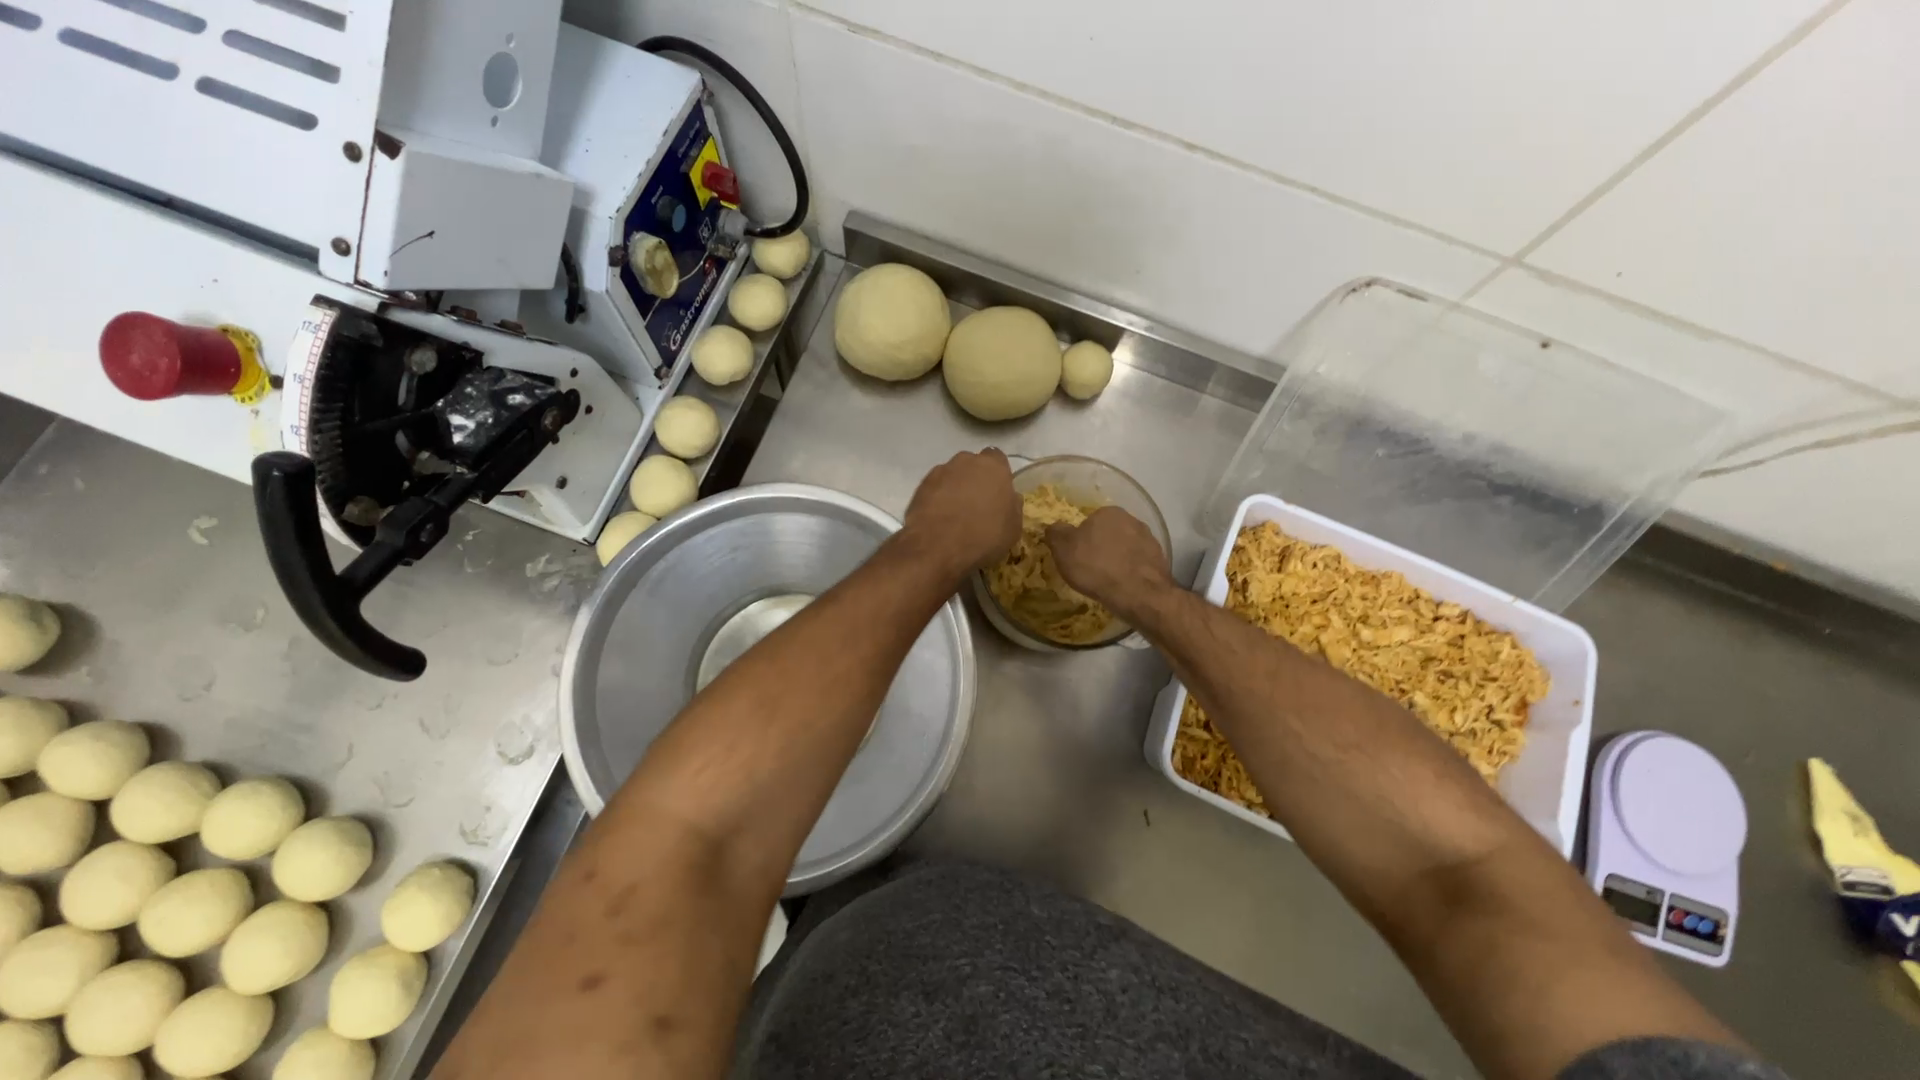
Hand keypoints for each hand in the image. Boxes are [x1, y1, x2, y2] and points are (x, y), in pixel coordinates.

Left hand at [902, 449, 1021, 575]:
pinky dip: (938, 498)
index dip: (998, 474)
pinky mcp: (921, 486)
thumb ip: (1013, 506)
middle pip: (973, 465)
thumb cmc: (984, 536)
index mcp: (993, 467)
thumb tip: (1009, 498)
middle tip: (977, 504)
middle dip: (975, 479)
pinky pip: (935, 488)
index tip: (998, 492)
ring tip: (955, 514)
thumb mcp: (1013, 528)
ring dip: (955, 488)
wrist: (937, 546)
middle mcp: (966, 461)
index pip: (998, 458)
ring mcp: (940, 471)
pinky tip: (939, 518)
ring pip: (952, 475)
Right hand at [1046, 506, 1174, 618]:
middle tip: (1091, 569)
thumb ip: (1056, 533)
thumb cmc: (1095, 566)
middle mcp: (1132, 520)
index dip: (1082, 539)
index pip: (1090, 521)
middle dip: (1102, 547)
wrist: (1138, 593)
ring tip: (1108, 580)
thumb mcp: (1063, 549)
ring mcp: (1149, 539)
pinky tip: (1124, 586)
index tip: (1078, 556)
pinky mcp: (1160, 559)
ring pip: (1126, 548)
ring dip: (1118, 559)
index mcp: (1108, 512)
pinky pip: (1139, 563)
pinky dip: (1131, 571)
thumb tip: (1054, 527)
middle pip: (1110, 533)